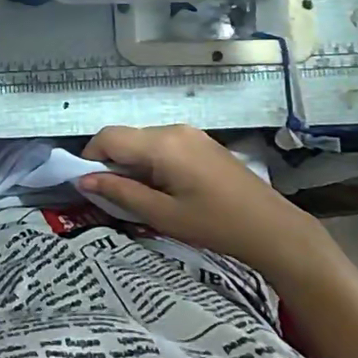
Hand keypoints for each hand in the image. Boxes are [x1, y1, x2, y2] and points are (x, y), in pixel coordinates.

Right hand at [79, 125, 316, 265]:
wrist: (273, 228)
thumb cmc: (215, 225)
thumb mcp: (162, 215)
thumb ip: (120, 192)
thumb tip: (84, 180)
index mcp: (161, 145)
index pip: (108, 137)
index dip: (90, 158)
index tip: (89, 186)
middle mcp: (173, 129)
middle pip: (125, 137)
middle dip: (110, 163)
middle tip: (114, 197)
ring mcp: (190, 133)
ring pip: (142, 141)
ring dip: (131, 163)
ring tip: (141, 197)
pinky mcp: (201, 142)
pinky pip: (162, 144)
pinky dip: (151, 162)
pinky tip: (164, 189)